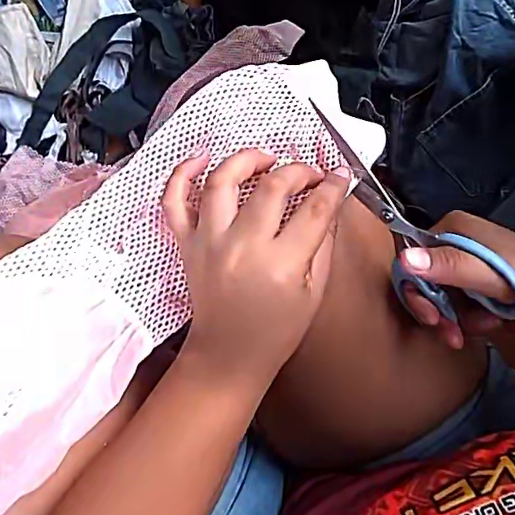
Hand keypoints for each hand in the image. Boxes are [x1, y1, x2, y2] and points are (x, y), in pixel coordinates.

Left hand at [162, 148, 350, 385]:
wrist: (229, 356)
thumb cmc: (273, 331)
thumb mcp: (314, 292)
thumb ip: (323, 244)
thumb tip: (329, 207)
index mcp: (281, 264)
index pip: (315, 208)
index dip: (333, 186)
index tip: (339, 177)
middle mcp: (243, 248)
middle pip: (274, 186)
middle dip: (299, 171)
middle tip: (310, 175)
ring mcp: (210, 244)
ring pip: (222, 181)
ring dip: (247, 160)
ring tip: (266, 159)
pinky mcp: (188, 245)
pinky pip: (174, 201)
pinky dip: (182, 174)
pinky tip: (201, 159)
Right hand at [396, 212, 514, 348]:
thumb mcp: (491, 276)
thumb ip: (450, 267)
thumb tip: (403, 260)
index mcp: (457, 229)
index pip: (411, 253)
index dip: (414, 286)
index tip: (429, 314)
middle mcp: (457, 245)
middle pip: (421, 279)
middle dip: (434, 310)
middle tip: (448, 331)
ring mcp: (467, 268)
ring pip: (437, 298)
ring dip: (452, 320)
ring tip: (476, 330)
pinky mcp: (476, 289)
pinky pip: (455, 308)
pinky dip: (467, 321)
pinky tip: (490, 323)